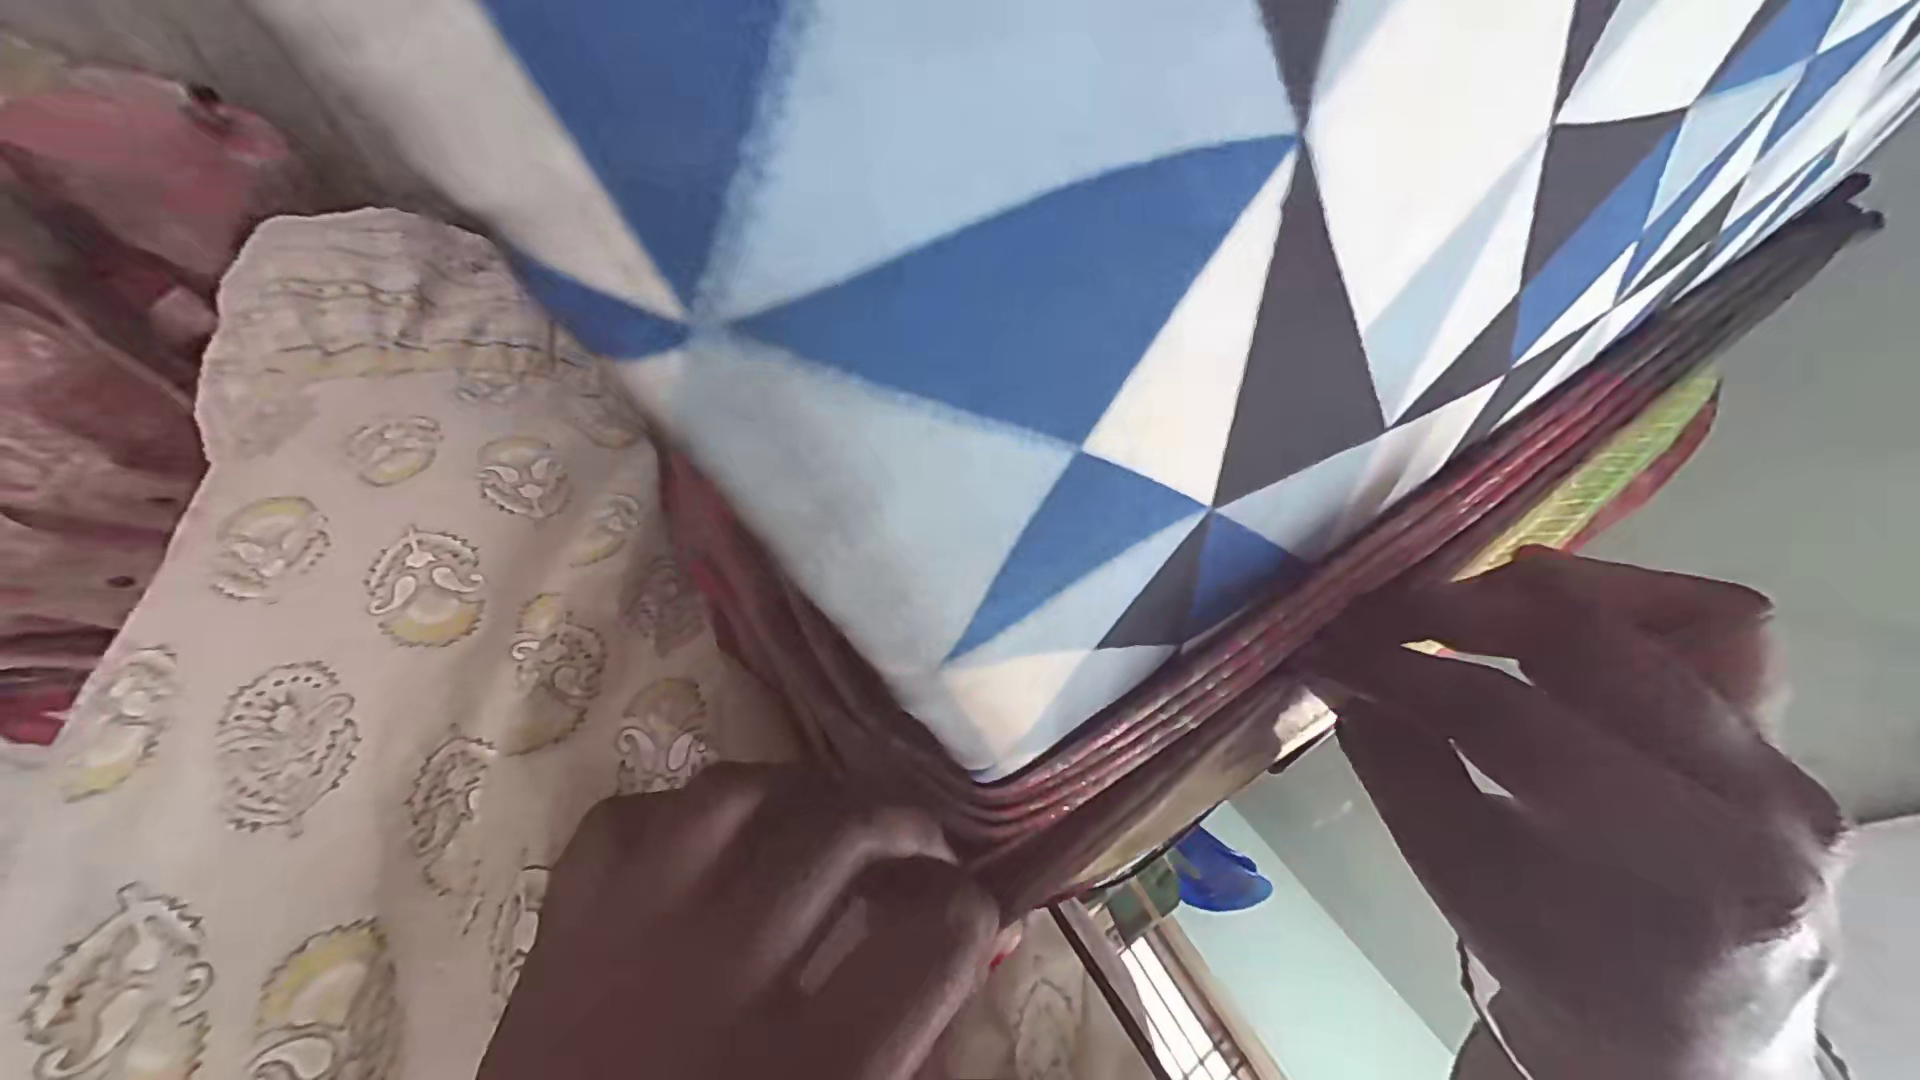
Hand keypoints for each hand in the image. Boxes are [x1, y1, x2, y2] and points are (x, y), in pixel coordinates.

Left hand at [477, 763, 998, 1079]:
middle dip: (907, 828)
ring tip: (829, 822)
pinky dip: (683, 814)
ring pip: (736, 794)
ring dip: (804, 795)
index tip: (971, 907)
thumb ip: (928, 1036)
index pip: (934, 942)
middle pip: (840, 837)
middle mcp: (713, 991)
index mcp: (808, 1078)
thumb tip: (984, 931)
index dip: (973, 910)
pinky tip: (715, 847)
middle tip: (919, 851)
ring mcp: (624, 944)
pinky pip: (632, 817)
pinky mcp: (559, 928)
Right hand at [1300, 548, 1847, 1079]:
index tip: (1329, 649)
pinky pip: (1720, 632)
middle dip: (1456, 611)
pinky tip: (1543, 607)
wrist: (1674, 1023)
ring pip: (1686, 616)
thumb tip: (1343, 672)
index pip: (1506, 717)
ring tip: (1456, 603)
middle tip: (1377, 616)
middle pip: (1593, 646)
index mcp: (1662, 863)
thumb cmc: (1546, 957)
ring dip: (1541, 592)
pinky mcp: (1780, 740)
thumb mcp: (1447, 872)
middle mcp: (1756, 804)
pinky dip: (1620, 599)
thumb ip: (1393, 759)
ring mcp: (1787, 764)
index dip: (1399, 668)